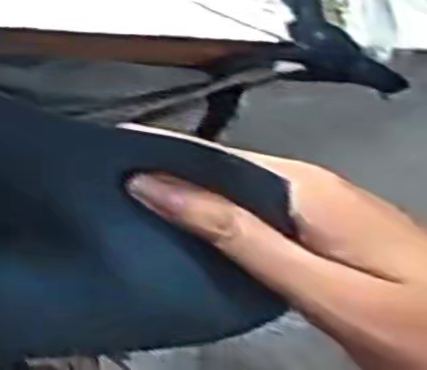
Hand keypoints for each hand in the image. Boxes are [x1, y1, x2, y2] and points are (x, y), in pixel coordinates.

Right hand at [127, 137, 426, 369]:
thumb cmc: (424, 332)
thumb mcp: (328, 293)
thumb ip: (232, 233)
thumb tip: (142, 181)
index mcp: (302, 186)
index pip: (200, 150)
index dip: (143, 149)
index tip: (87, 154)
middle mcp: (309, 184)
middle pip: (211, 166)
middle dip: (156, 172)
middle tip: (97, 184)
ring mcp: (323, 209)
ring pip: (227, 189)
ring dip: (182, 195)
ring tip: (126, 205)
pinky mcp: (328, 233)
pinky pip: (249, 209)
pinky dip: (211, 214)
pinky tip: (187, 231)